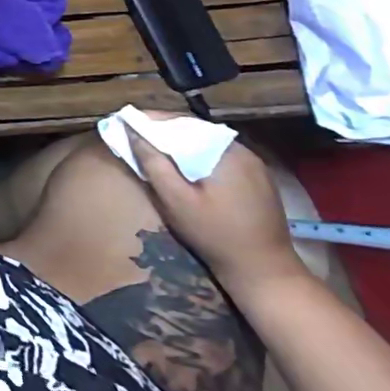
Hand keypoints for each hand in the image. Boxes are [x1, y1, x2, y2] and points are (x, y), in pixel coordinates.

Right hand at [127, 116, 308, 294]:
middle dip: (164, 129)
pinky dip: (197, 154)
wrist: (264, 270)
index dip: (150, 120)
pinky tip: (183, 166)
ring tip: (155, 148)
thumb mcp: (175, 200)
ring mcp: (253, 165)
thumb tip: (132, 132)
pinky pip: (219, 155)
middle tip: (135, 134)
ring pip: (208, 142)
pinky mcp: (257, 179)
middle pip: (196, 130)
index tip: (125, 121)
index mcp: (224, 152)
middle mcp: (242, 151)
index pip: (181, 123)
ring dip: (181, 142)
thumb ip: (154, 164)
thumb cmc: (215, 234)